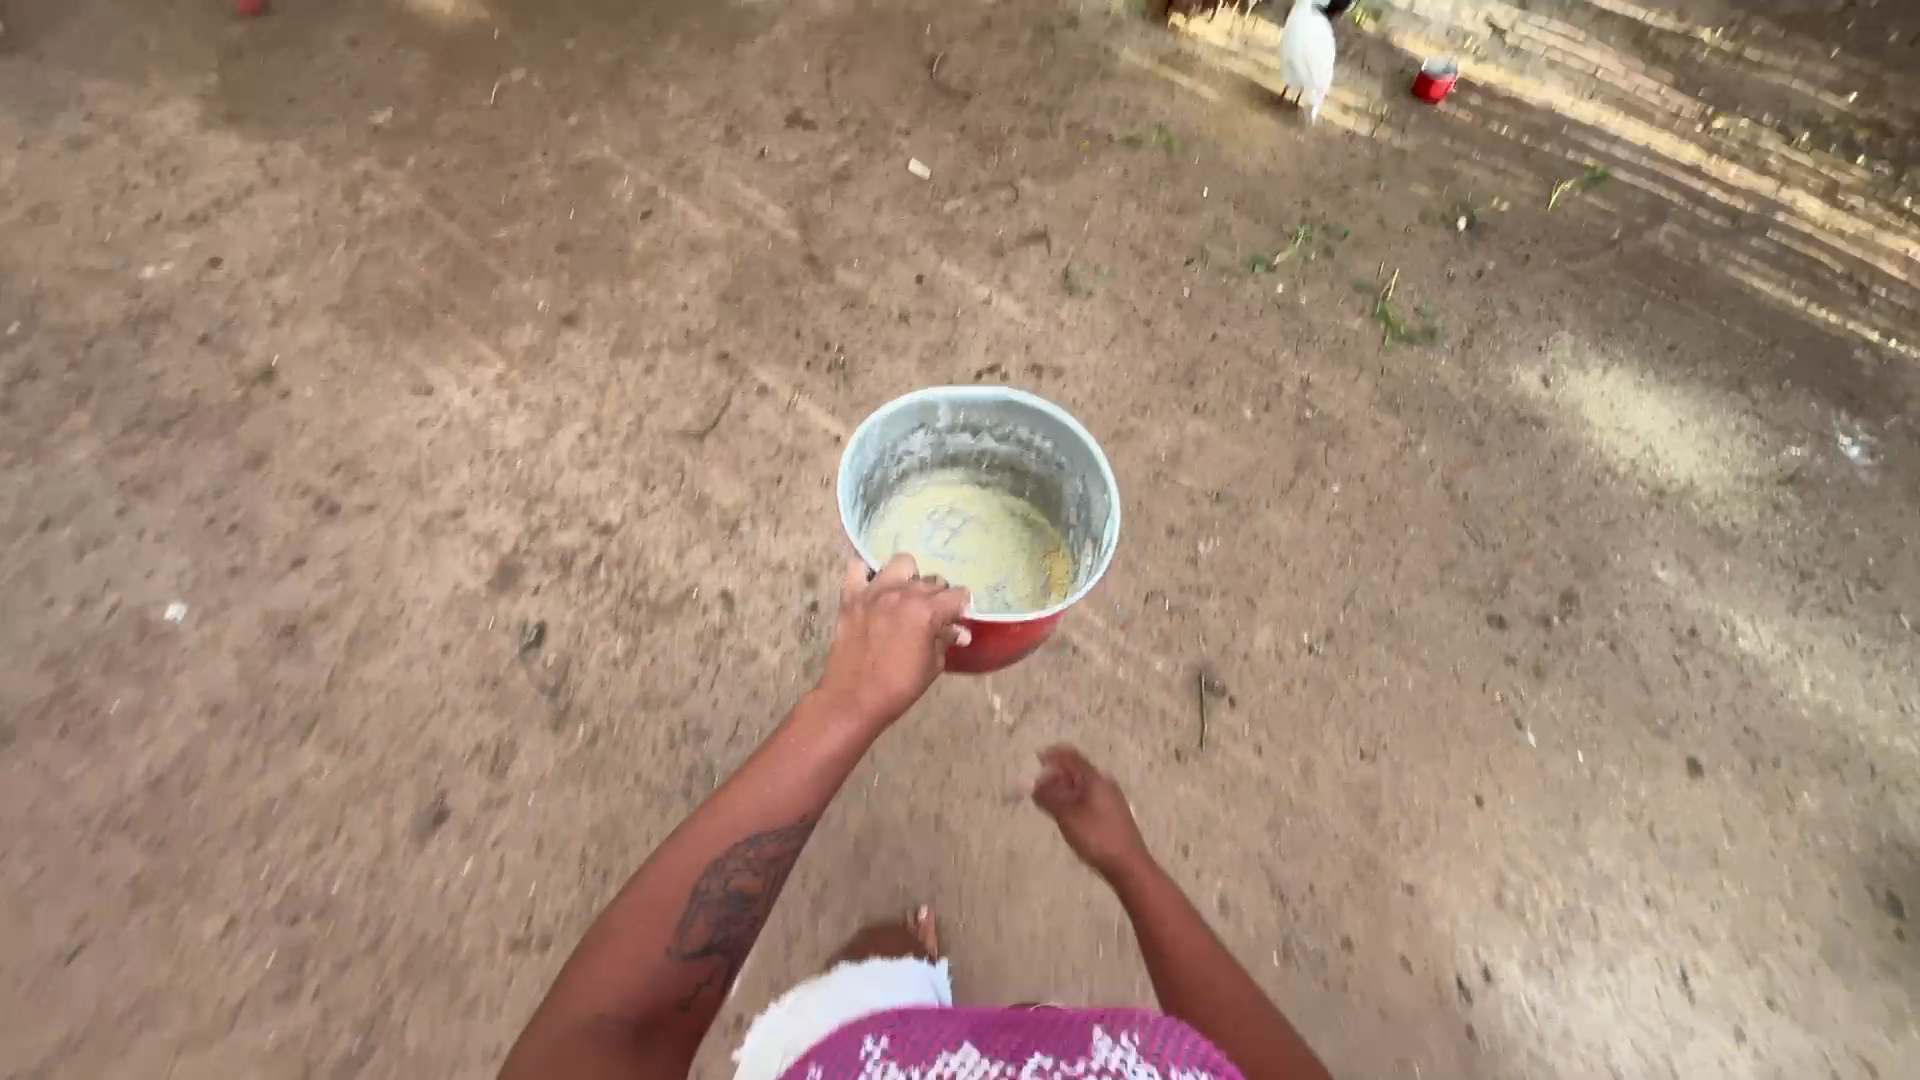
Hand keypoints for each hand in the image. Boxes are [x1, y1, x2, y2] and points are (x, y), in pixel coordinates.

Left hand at [812, 555, 971, 727]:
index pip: (957, 595)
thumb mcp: (933, 665)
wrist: (854, 699)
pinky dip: (867, 573)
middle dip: (938, 596)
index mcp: (926, 610)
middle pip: (931, 581)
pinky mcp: (851, 597)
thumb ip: (946, 640)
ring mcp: (874, 592)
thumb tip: (959, 631)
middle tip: (934, 615)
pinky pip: (858, 568)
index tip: (958, 618)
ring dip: (910, 577)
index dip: (961, 607)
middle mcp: (902, 593)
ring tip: (906, 596)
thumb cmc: (899, 687)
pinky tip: (874, 587)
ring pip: (901, 564)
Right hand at [1032, 745, 1150, 877]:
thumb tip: (1034, 784)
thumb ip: (1049, 797)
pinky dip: (1073, 801)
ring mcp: (1110, 799)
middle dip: (1056, 775)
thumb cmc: (1097, 837)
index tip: (1037, 760)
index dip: (1053, 755)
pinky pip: (1088, 799)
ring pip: (1082, 786)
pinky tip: (1066, 816)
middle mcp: (1104, 784)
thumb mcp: (1067, 816)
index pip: (1072, 757)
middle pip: (1077, 771)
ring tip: (1048, 804)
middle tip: (1038, 789)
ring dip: (1064, 790)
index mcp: (1095, 779)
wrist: (1129, 866)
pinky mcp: (1112, 815)